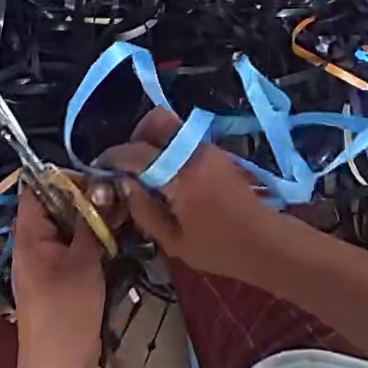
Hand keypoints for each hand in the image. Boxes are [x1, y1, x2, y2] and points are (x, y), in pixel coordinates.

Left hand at [10, 193, 104, 367]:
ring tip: (121, 211)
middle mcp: (31, 245)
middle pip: (54, 207)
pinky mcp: (58, 281)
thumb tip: (104, 185)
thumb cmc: (66, 316)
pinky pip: (71, 248)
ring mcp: (44, 265)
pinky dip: (90, 240)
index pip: (36, 189)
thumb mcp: (84, 262)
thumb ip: (93, 221)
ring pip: (67, 228)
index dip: (63, 176)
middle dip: (84, 197)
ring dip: (91, 220)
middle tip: (117, 191)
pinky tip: (115, 238)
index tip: (97, 174)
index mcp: (28, 236)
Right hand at [100, 109, 296, 283]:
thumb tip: (124, 184)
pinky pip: (184, 137)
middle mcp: (194, 151)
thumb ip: (144, 210)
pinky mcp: (216, 151)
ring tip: (146, 171)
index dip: (114, 156)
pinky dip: (169, 147)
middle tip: (128, 163)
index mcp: (181, 174)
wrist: (267, 242)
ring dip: (153, 139)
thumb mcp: (173, 241)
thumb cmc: (220, 249)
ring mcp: (208, 148)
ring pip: (172, 125)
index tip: (100, 166)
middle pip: (157, 119)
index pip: (137, 153)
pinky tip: (167, 175)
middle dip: (136, 135)